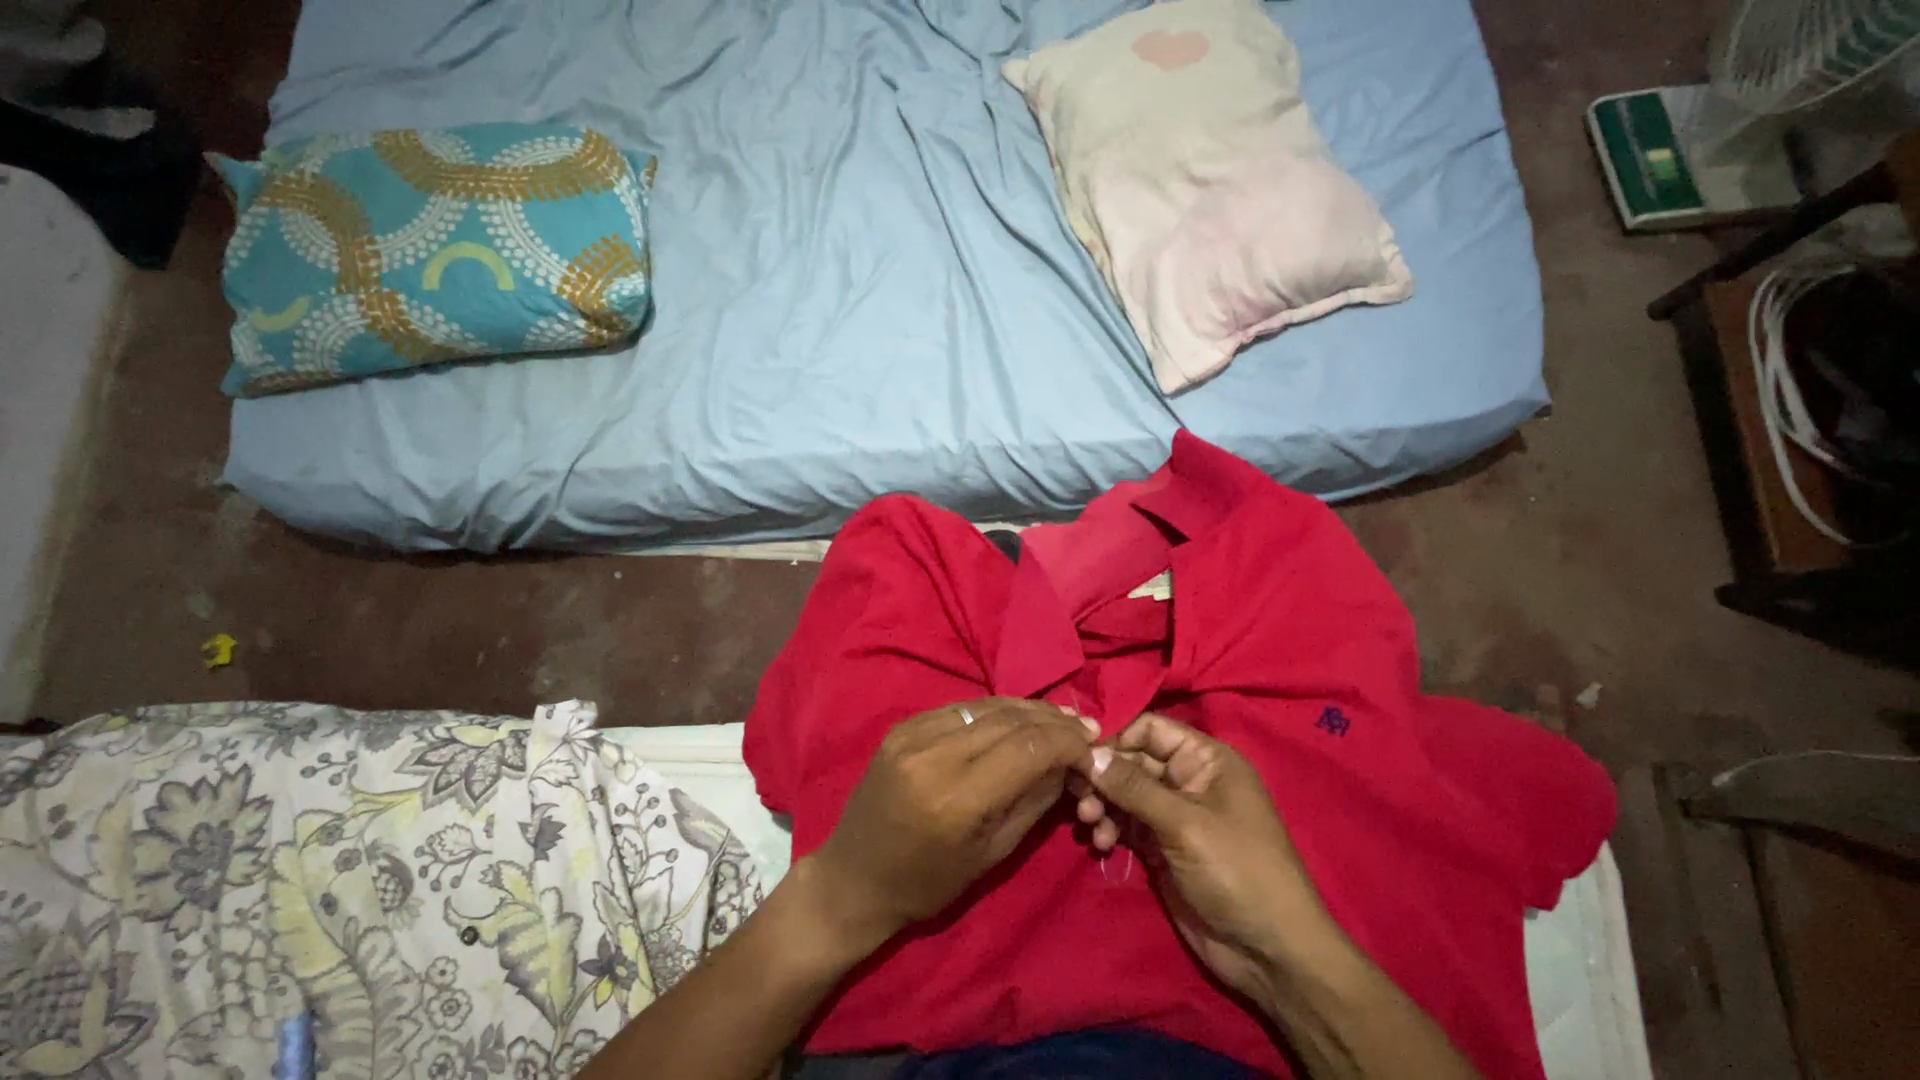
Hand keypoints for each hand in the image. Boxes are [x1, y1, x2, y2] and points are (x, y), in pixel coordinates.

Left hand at [808, 698, 1098, 951]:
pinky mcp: (902, 727)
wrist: (853, 878)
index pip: (1030, 748)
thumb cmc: (927, 883)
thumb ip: (1034, 802)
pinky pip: (962, 708)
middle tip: (1087, 730)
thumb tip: (1071, 764)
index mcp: (957, 798)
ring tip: (1062, 720)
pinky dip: (997, 711)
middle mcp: (933, 755)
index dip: (1069, 743)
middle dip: (1056, 722)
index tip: (1094, 748)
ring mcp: (912, 735)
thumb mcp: (992, 854)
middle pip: (1012, 720)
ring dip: (1030, 710)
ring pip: (988, 706)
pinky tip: (1019, 719)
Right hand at [1073, 713, 1333, 1005]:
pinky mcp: (1162, 847)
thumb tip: (1087, 752)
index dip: (1115, 738)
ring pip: (1124, 793)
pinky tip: (1103, 844)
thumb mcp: (1185, 825)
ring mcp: (1174, 815)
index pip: (1150, 729)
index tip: (1079, 755)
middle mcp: (1188, 780)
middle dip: (1103, 776)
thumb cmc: (1238, 871)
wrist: (1267, 951)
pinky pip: (1126, 824)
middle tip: (1079, 798)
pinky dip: (1111, 828)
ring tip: (1091, 825)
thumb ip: (1133, 787)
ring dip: (1103, 804)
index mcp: (1206, 760)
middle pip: (1132, 760)